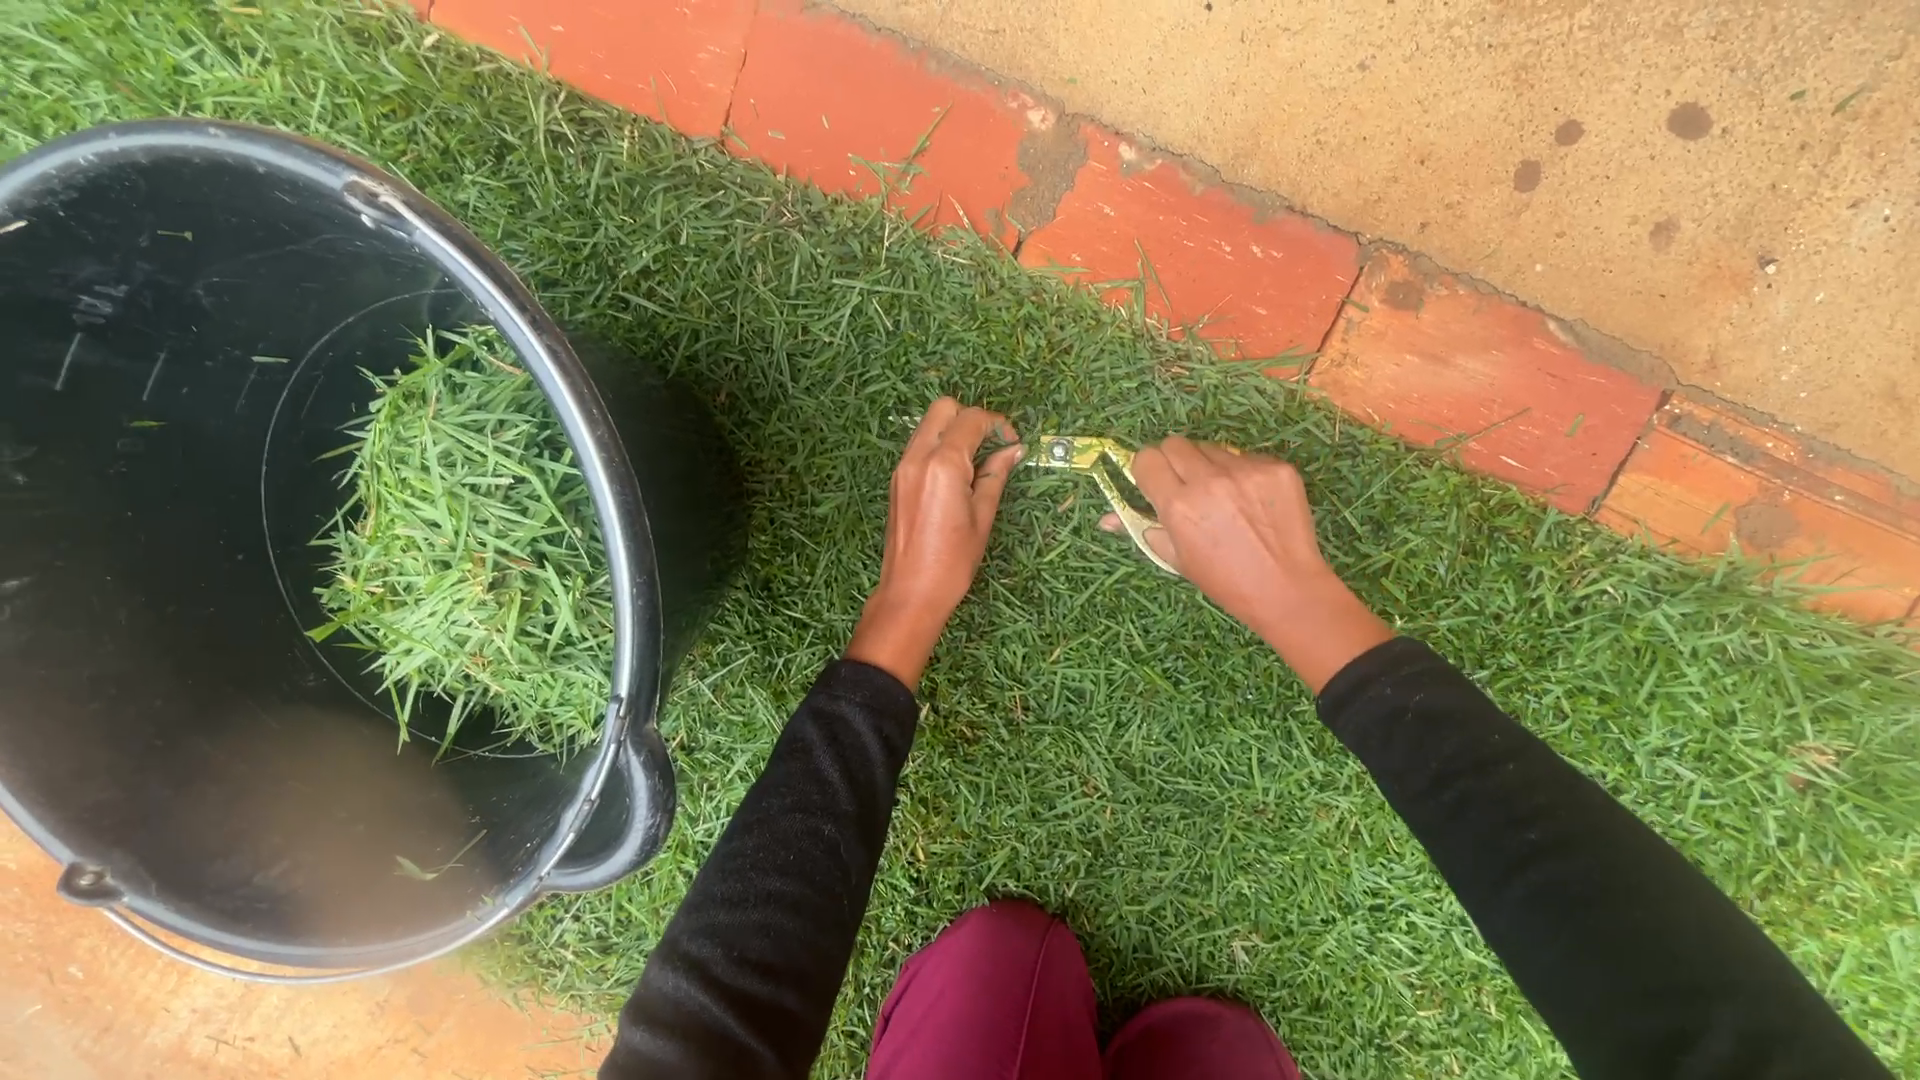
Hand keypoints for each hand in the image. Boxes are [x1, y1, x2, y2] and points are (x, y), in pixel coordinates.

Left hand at [846, 398, 1022, 687]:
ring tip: (976, 462)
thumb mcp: (982, 516)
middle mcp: (917, 457)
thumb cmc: (952, 561)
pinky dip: (940, 446)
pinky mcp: (897, 479)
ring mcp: (902, 467)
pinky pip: (919, 446)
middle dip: (972, 418)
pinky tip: (957, 474)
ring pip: (928, 425)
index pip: (971, 420)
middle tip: (992, 445)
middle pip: (944, 408)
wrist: (911, 591)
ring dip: (954, 431)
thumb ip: (995, 475)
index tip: (1012, 443)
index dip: (998, 425)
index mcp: (943, 465)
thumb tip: (1013, 450)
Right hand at [1112, 436, 1391, 692]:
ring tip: (1223, 498)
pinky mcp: (1276, 468)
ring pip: (1211, 448)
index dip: (1148, 471)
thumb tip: (1104, 519)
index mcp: (1178, 506)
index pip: (1147, 458)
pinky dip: (1242, 473)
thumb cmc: (1224, 580)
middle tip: (1186, 487)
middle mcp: (1210, 481)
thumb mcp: (1176, 558)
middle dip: (1175, 462)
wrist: (1286, 588)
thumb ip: (1140, 529)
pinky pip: (1245, 457)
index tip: (1156, 484)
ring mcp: (1246, 471)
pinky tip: (1251, 501)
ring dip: (1209, 466)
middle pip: (1175, 444)